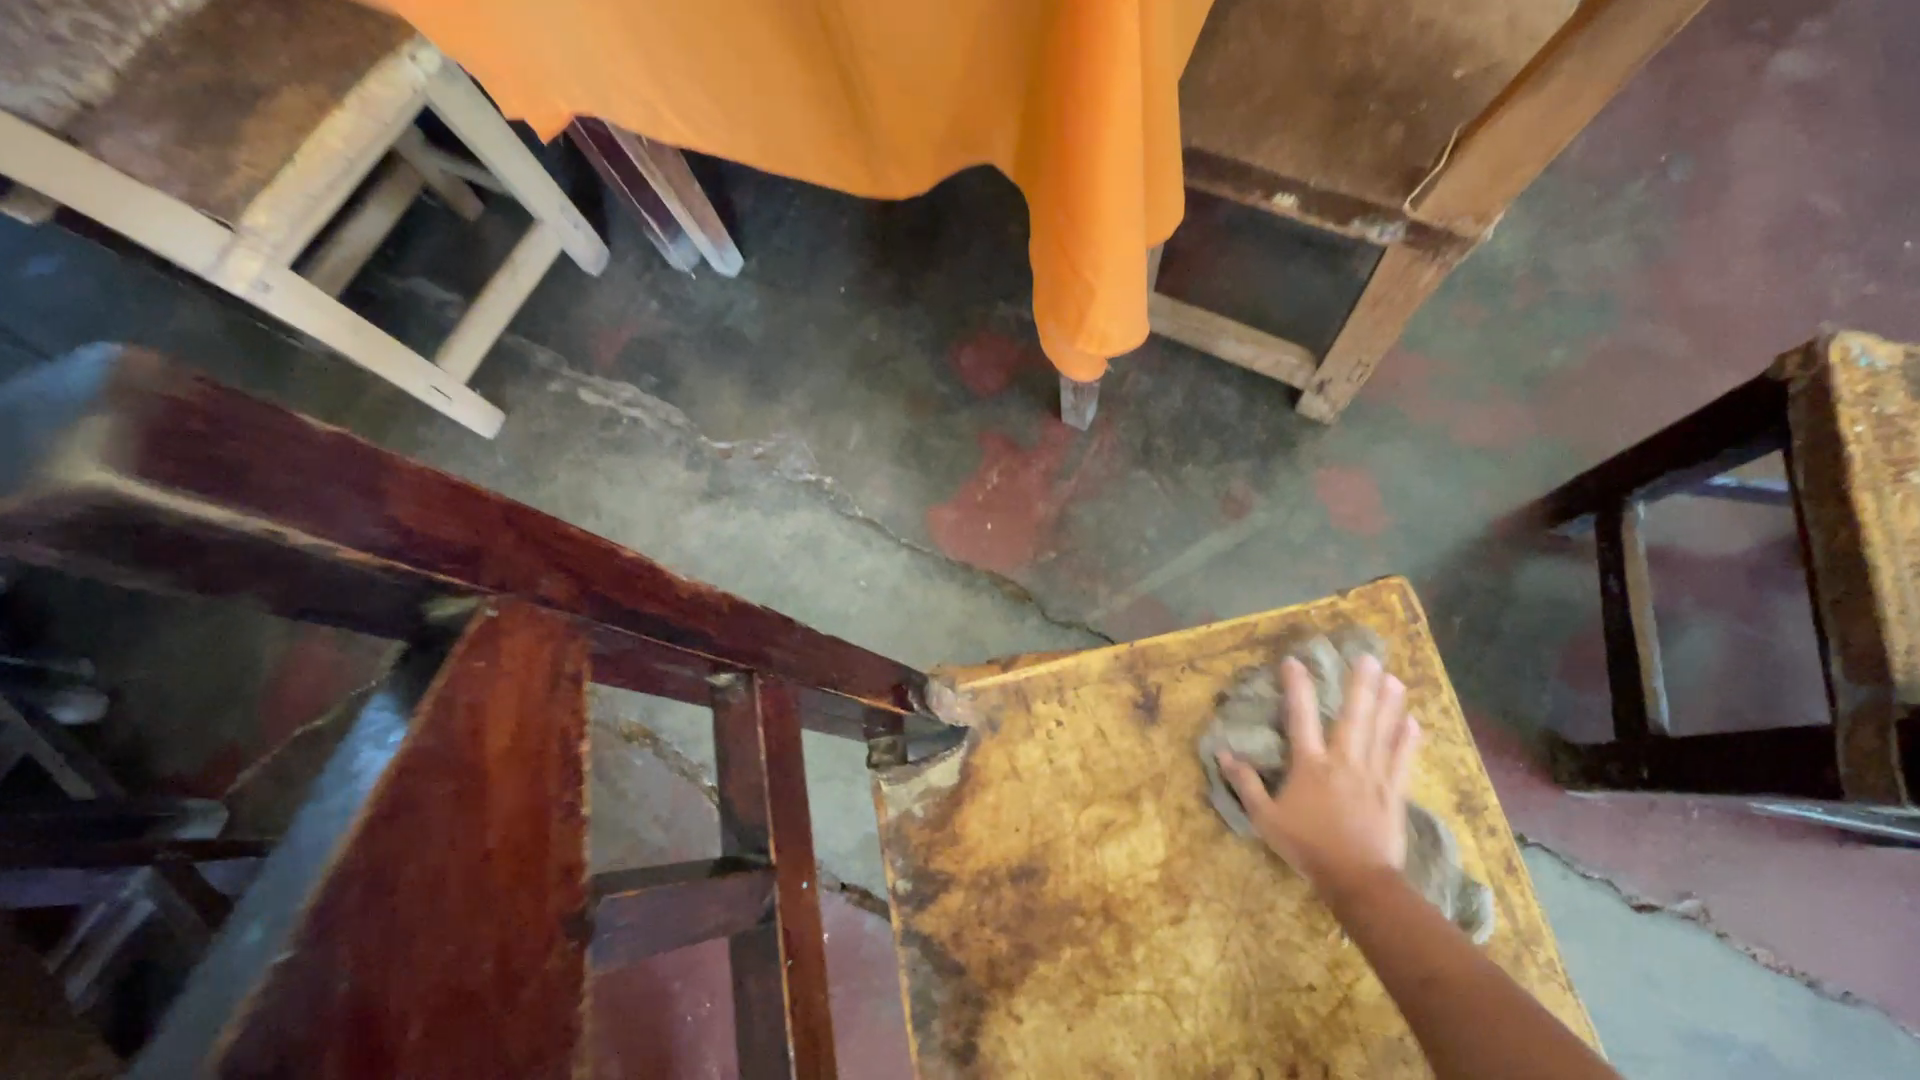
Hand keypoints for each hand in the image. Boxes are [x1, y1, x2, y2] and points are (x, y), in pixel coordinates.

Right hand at [1216, 653, 1419, 895]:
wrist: (1358, 879)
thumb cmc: (1307, 847)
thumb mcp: (1265, 818)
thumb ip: (1245, 784)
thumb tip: (1224, 753)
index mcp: (1310, 765)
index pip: (1300, 716)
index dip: (1297, 686)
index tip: (1294, 661)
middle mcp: (1344, 761)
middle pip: (1353, 716)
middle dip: (1360, 685)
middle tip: (1368, 657)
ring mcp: (1373, 775)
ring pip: (1382, 732)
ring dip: (1388, 703)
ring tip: (1394, 678)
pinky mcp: (1394, 793)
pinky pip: (1402, 760)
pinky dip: (1408, 741)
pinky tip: (1413, 721)